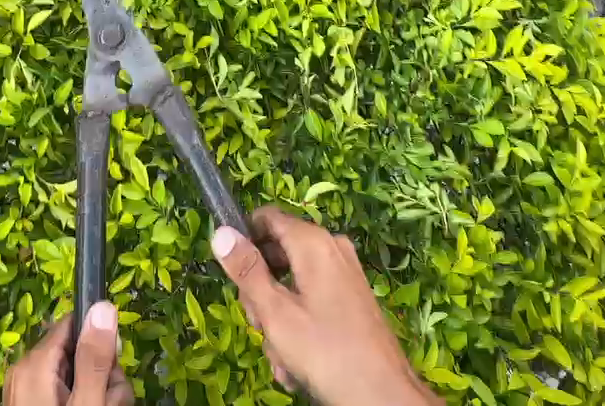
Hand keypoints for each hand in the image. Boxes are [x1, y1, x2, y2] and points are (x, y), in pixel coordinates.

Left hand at [4, 300, 134, 405]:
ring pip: (80, 373)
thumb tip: (103, 305)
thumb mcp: (86, 403)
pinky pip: (68, 391)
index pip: (77, 323)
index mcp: (34, 363)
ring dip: (100, 392)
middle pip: (82, 351)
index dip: (101, 342)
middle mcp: (27, 369)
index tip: (112, 367)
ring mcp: (28, 391)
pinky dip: (85, 400)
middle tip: (108, 403)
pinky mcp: (34, 404)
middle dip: (104, 376)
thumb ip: (94, 358)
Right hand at [212, 207, 440, 405]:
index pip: (266, 217)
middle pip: (278, 252)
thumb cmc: (326, 351)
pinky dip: (300, 323)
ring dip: (279, 317)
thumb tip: (220, 232)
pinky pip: (313, 297)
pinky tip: (297, 361)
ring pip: (293, 281)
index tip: (236, 278)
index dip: (245, 241)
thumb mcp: (276, 313)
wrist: (384, 397)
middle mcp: (331, 247)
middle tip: (258, 326)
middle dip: (261, 290)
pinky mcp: (352, 295)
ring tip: (281, 356)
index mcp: (313, 242)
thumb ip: (247, 271)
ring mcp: (345, 271)